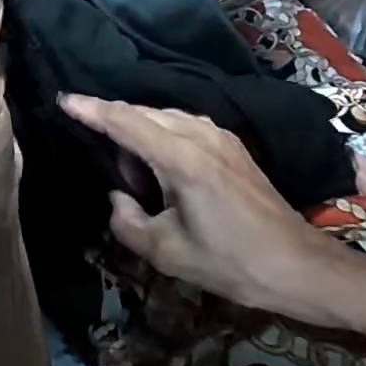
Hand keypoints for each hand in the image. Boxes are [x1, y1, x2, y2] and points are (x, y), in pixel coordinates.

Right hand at [60, 94, 365, 328]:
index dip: (91, 109)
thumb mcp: (167, 252)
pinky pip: (183, 125)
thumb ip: (127, 221)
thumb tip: (117, 197)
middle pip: (143, 113)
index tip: (64, 99)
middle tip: (122, 183)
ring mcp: (220, 136)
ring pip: (163, 117)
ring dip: (142, 138)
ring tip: (146, 186)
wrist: (301, 266)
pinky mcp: (232, 145)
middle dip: (117, 132)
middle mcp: (201, 134)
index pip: (125, 121)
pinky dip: (162, 139)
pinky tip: (166, 174)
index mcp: (182, 158)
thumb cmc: (233, 263)